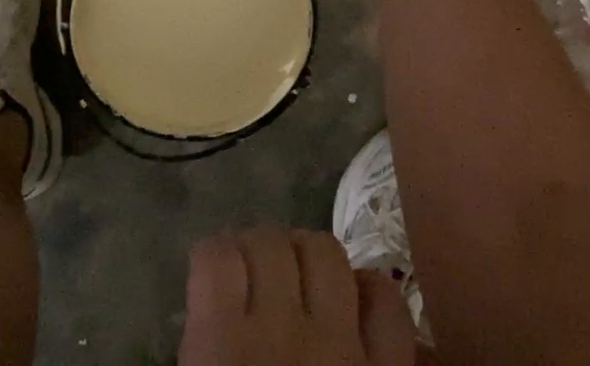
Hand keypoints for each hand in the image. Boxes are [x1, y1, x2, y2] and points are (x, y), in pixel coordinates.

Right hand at [177, 228, 416, 365]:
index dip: (212, 254)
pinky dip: (372, 290)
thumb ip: (200, 337)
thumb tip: (202, 301)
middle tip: (257, 266)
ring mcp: (344, 345)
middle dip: (259, 246)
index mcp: (224, 343)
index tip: (212, 265)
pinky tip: (357, 298)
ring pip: (327, 254)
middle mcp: (285, 330)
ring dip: (309, 254)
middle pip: (270, 244)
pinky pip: (390, 303)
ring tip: (302, 271)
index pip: (216, 257)